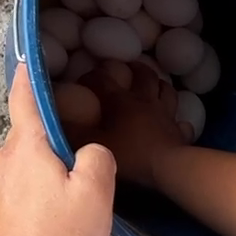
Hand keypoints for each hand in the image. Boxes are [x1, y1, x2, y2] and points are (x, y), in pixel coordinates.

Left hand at [0, 66, 116, 235]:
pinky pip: (26, 186)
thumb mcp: (93, 192)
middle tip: (84, 125)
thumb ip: (96, 158)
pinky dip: (44, 185)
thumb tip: (89, 152)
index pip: (23, 97)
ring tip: (80, 174)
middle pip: (29, 131)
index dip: (29, 74)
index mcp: (26, 145)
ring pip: (29, 161)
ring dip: (51, 161)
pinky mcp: (1, 215)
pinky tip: (64, 208)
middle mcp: (6, 161)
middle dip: (53, 126)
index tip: (32, 57)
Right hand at [68, 60, 188, 188]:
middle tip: (128, 67)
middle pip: (143, 75)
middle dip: (134, 68)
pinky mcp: (179, 133)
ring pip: (165, 91)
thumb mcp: (93, 144)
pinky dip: (177, 120)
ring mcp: (166, 115)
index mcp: (121, 101)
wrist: (167, 169)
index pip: (103, 79)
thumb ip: (72, 132)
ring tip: (153, 84)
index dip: (92, 76)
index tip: (83, 80)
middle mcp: (145, 101)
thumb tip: (54, 121)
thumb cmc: (129, 154)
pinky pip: (180, 122)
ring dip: (159, 85)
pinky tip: (174, 123)